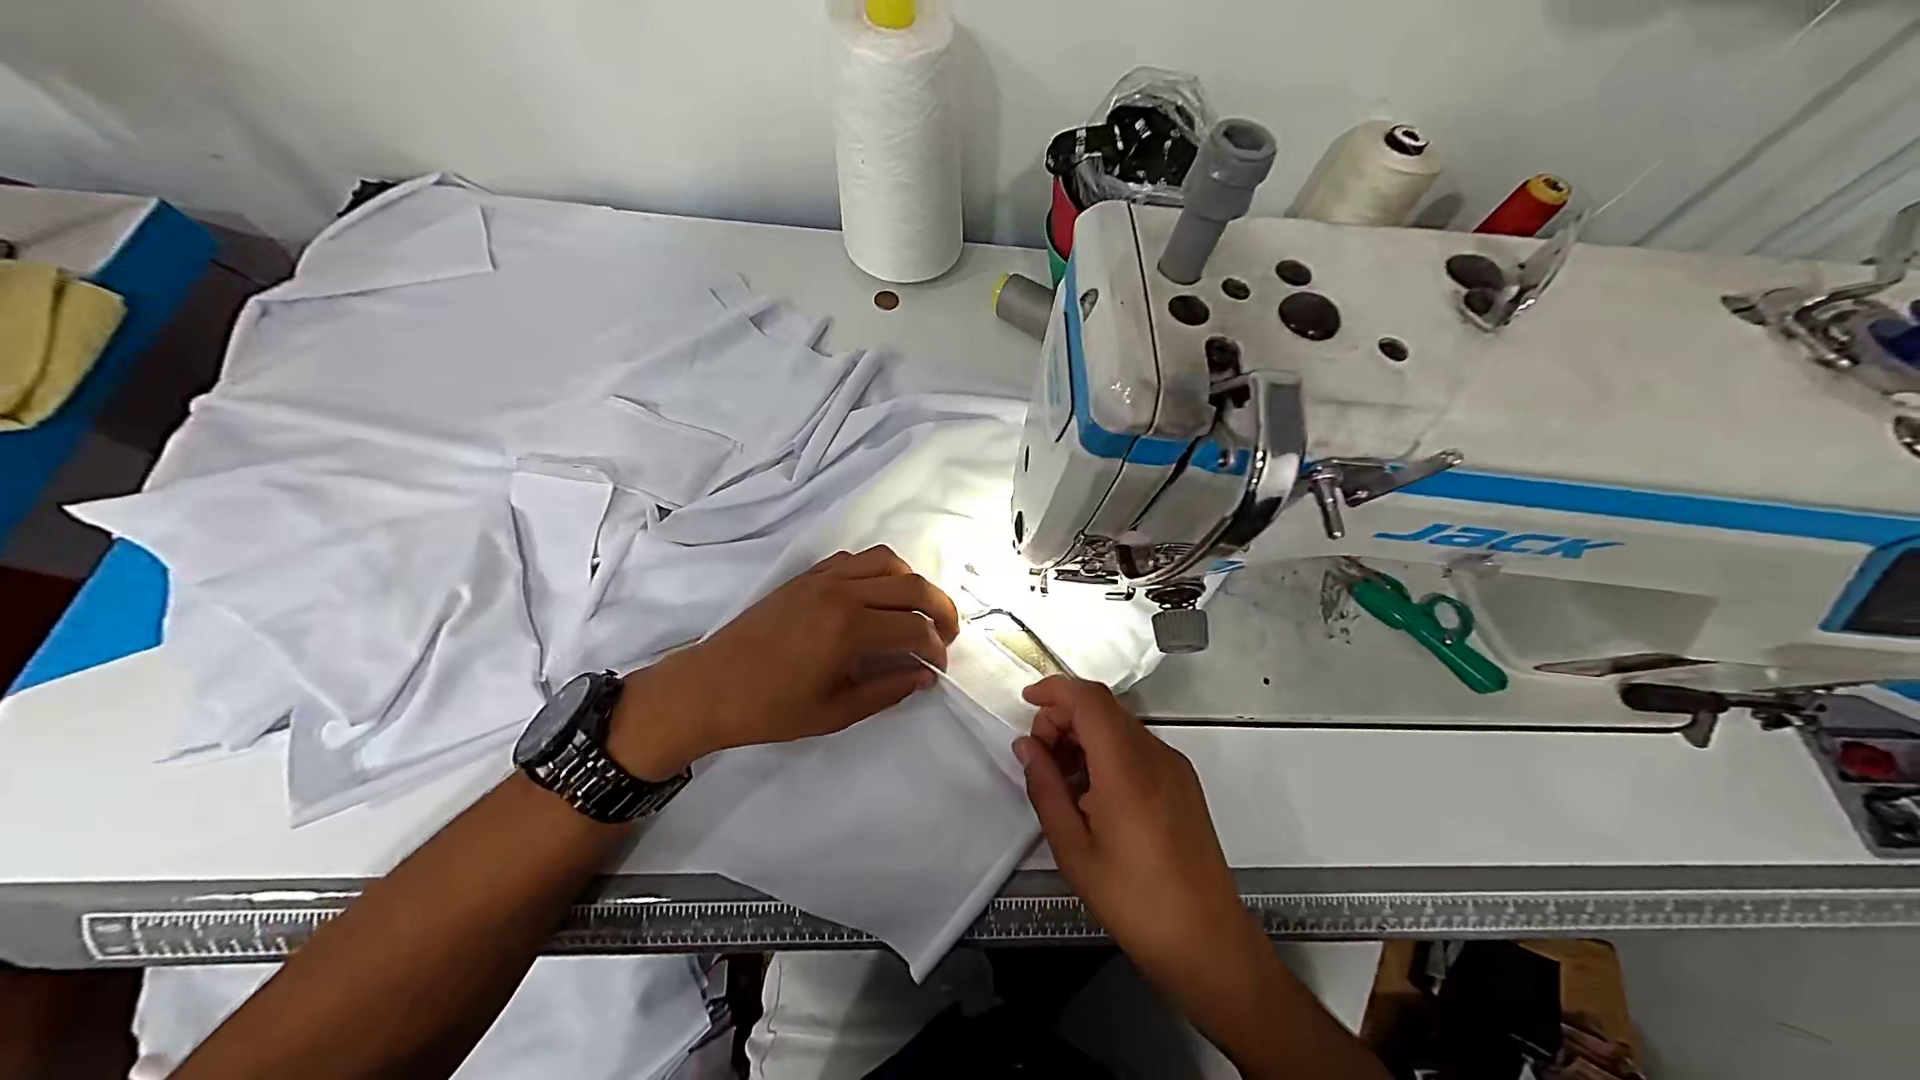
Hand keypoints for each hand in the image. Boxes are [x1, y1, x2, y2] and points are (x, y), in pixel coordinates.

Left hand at [609, 546, 958, 778]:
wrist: (708, 687)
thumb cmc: (769, 708)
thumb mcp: (834, 712)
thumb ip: (887, 691)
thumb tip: (925, 675)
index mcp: (848, 629)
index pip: (914, 628)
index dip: (936, 648)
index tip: (939, 668)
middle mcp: (841, 592)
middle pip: (911, 586)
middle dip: (941, 609)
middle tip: (948, 634)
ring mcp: (822, 579)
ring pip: (886, 561)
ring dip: (913, 583)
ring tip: (919, 609)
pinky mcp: (806, 576)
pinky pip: (855, 559)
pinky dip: (879, 571)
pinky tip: (878, 596)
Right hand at [1013, 676, 1255, 984]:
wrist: (1206, 941)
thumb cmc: (1136, 902)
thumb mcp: (1073, 848)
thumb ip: (1045, 788)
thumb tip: (1027, 748)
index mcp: (1127, 769)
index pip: (1089, 700)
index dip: (1054, 690)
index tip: (1028, 700)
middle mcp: (1156, 756)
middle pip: (1103, 707)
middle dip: (1063, 717)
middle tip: (1039, 755)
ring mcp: (1174, 767)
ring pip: (1120, 725)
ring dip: (1084, 735)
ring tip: (1063, 779)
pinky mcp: (1183, 781)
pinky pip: (1138, 746)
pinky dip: (1107, 751)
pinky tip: (1092, 791)